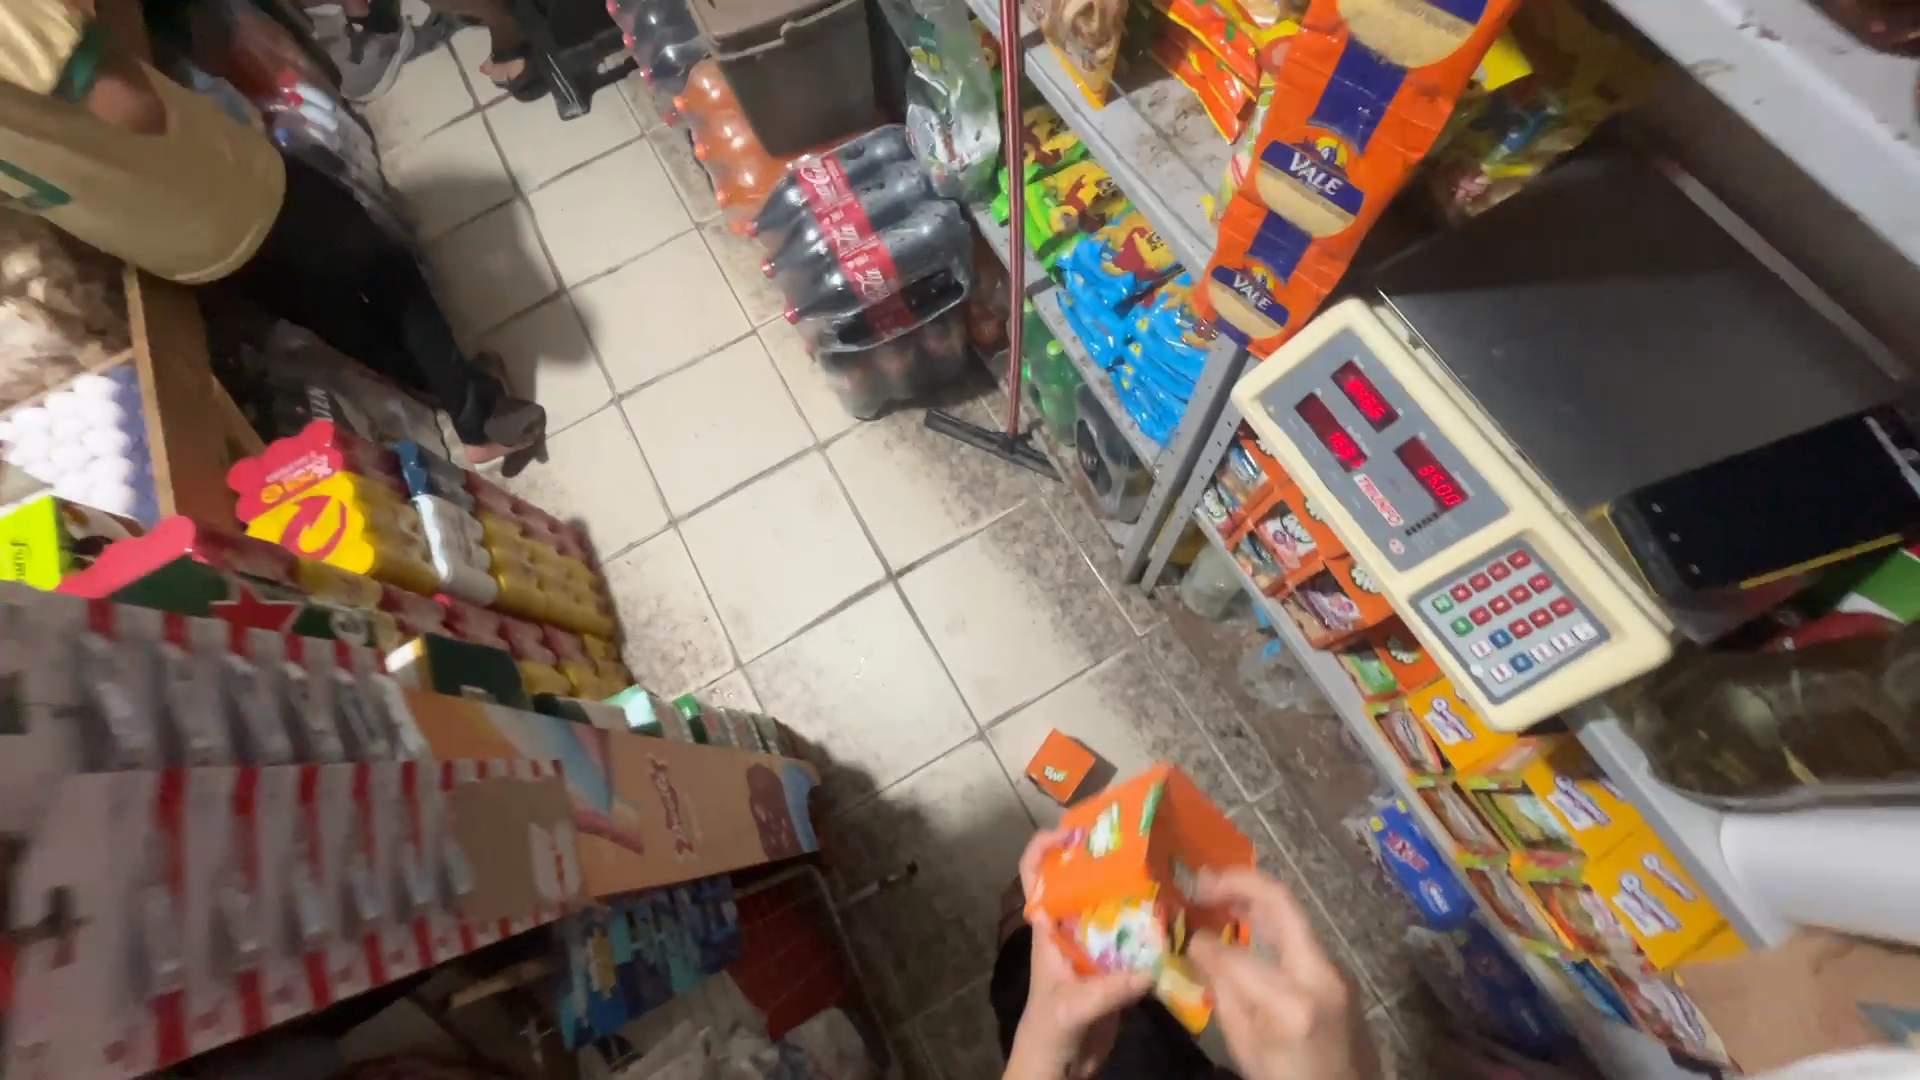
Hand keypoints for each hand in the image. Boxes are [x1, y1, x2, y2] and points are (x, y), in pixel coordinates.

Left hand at [1006, 829, 1151, 1079]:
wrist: (1059, 1067)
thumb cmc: (1049, 1028)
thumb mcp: (1073, 1007)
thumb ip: (1108, 989)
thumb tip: (1150, 970)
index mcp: (1047, 924)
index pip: (1034, 871)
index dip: (1045, 845)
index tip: (1073, 831)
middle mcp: (1068, 924)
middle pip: (1079, 878)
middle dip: (1101, 857)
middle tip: (1135, 841)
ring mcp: (1091, 942)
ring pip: (1108, 904)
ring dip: (1130, 890)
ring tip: (1161, 871)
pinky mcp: (1113, 964)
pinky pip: (1131, 936)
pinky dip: (1148, 927)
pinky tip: (1173, 918)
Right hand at [1188, 867, 1378, 1079]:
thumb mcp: (1245, 1048)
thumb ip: (1222, 990)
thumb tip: (1199, 945)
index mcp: (1292, 1004)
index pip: (1235, 955)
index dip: (1203, 943)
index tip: (1185, 936)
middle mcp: (1321, 975)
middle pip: (1279, 903)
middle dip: (1235, 883)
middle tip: (1198, 882)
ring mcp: (1337, 971)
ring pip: (1290, 913)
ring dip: (1251, 897)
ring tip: (1215, 894)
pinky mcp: (1339, 974)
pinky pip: (1297, 934)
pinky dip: (1266, 920)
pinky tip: (1243, 923)